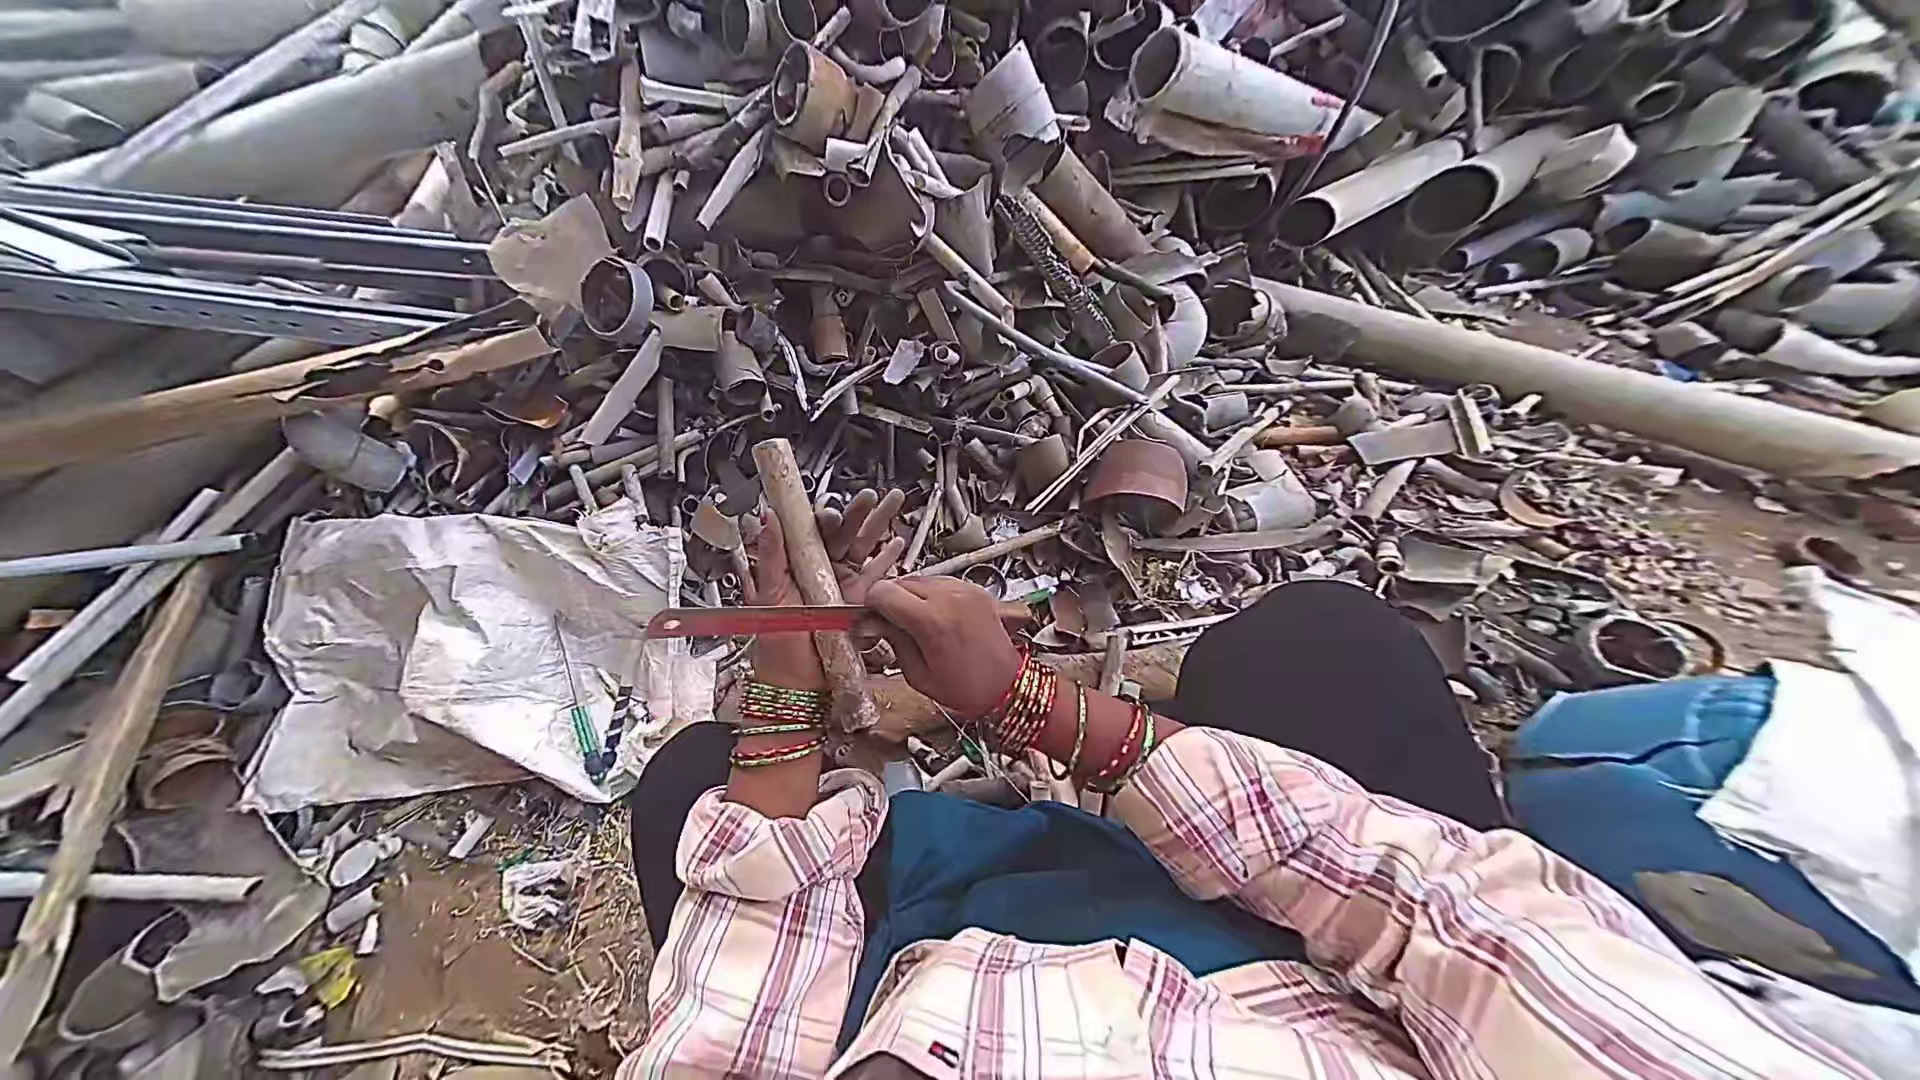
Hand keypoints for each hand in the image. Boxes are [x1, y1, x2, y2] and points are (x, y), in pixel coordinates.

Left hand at [747, 489, 906, 689]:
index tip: (833, 507)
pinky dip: (889, 559)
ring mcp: (844, 586)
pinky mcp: (863, 602)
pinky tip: (896, 542)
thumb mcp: (770, 597)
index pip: (813, 532)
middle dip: (858, 513)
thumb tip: (766, 519)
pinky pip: (879, 576)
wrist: (801, 683)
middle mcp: (823, 572)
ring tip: (891, 505)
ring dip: (878, 526)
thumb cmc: (778, 646)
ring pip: (864, 548)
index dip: (825, 516)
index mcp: (798, 566)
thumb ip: (771, 556)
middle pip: (843, 534)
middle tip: (870, 496)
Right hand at [864, 577, 1023, 718]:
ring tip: (917, 623)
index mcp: (932, 621)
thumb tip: (872, 622)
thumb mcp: (918, 674)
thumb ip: (893, 640)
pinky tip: (935, 617)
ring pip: (920, 579)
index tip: (872, 618)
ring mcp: (964, 590)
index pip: (883, 591)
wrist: (1008, 685)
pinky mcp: (974, 590)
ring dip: (911, 597)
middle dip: (891, 601)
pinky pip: (940, 582)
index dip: (871, 605)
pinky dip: (931, 595)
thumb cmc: (967, 688)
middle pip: (900, 582)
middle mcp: (949, 598)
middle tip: (892, 623)